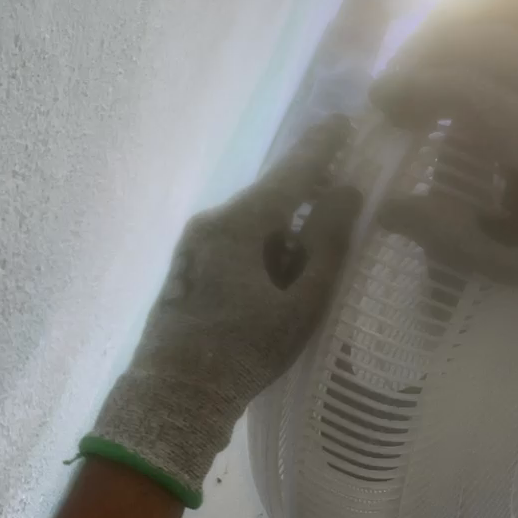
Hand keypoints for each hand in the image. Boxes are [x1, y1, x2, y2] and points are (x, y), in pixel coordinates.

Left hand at [82, 117, 363, 504]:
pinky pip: (235, 246)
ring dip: (284, 237)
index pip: (290, 173)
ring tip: (307, 275)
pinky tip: (277, 287)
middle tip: (340, 208)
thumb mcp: (300, 304)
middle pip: (270, 200)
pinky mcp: (188, 269)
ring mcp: (194, 246)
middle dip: (305, 202)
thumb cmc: (243, 353)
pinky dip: (263, 254)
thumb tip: (345, 191)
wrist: (173, 396)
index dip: (321, 147)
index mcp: (239, 225)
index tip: (345, 121)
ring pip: (253, 227)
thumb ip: (327, 245)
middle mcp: (211, 223)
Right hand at [370, 30, 517, 351]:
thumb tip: (389, 209)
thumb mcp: (517, 265)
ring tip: (444, 55)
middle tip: (405, 82)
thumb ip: (449, 238)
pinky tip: (500, 35)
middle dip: (430, 56)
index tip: (385, 104)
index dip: (411, 88)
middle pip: (484, 42)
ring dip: (471, 29)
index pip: (460, 88)